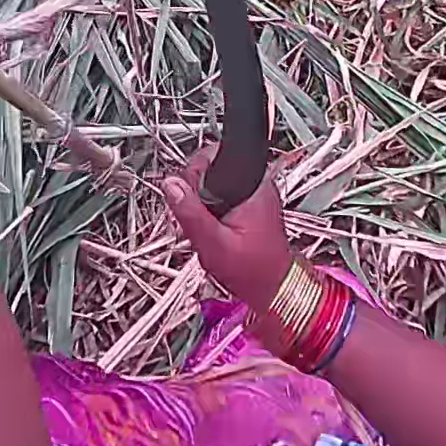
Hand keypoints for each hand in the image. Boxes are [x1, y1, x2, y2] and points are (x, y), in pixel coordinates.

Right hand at [161, 144, 291, 309]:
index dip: (193, 177)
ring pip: (213, 183)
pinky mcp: (251, 205)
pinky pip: (221, 196)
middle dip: (195, 193)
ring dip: (202, 204)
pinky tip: (215, 229)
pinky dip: (212, 211)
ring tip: (208, 228)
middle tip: (201, 221)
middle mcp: (256, 184)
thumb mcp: (214, 243)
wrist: (275, 289)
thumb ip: (190, 213)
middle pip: (209, 169)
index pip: (211, 156)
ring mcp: (255, 194)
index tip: (192, 201)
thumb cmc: (253, 271)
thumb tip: (170, 185)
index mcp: (251, 185)